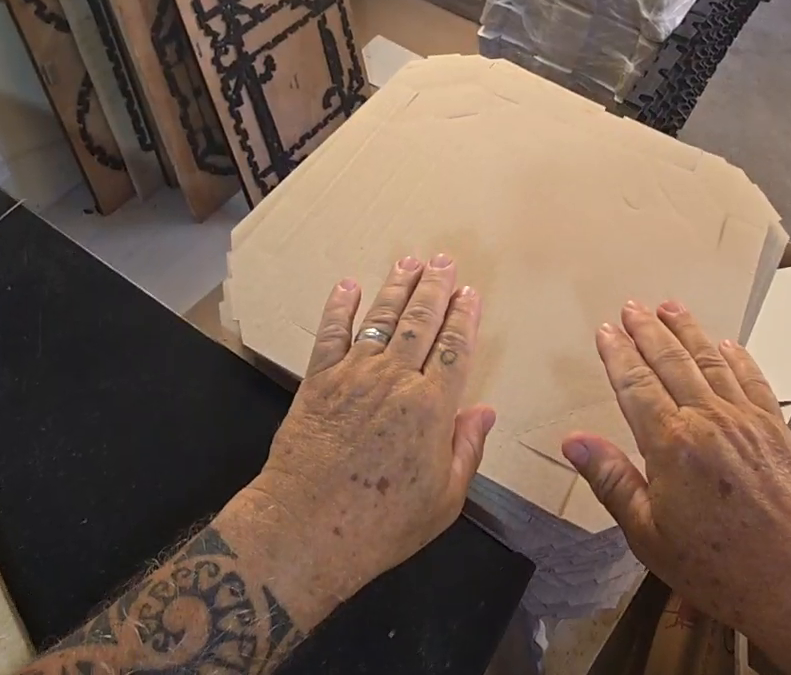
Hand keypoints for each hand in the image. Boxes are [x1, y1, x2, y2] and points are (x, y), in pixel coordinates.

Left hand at [237, 254, 496, 613]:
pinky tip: (348, 285)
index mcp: (431, 407)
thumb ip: (466, 450)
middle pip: (420, 321)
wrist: (306, 529)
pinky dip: (340, 306)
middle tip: (445, 260)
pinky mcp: (319, 379)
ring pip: (381, 318)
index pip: (455, 347)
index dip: (464, 316)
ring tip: (410, 261)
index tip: (470, 292)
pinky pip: (332, 333)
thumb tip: (485, 410)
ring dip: (397, 286)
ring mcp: (354, 374)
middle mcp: (395, 379)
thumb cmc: (382, 523)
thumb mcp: (443, 500)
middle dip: (435, 287)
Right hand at [560, 301, 790, 646]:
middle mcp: (708, 419)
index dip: (618, 354)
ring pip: (710, 360)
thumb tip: (572, 441)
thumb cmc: (718, 569)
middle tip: (631, 306)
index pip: (635, 384)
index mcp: (671, 444)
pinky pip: (753, 380)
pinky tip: (727, 343)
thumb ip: (611, 480)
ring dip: (687, 330)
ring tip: (669, 306)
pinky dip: (737, 357)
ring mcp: (746, 420)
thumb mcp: (649, 535)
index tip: (606, 331)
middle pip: (671, 361)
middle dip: (647, 331)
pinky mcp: (777, 429)